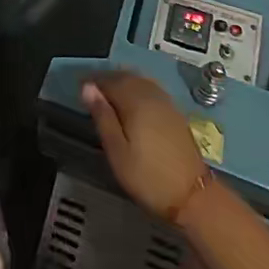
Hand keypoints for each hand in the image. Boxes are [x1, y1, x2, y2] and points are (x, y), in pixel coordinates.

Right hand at [81, 71, 207, 219]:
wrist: (189, 191)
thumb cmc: (146, 175)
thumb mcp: (117, 150)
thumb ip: (103, 116)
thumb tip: (88, 87)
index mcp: (136, 101)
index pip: (111, 81)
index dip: (94, 82)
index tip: (79, 87)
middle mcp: (152, 94)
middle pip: (127, 77)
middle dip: (108, 79)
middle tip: (91, 91)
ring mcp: (166, 101)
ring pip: (140, 81)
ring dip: (123, 82)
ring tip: (107, 95)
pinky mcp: (174, 110)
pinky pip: (151, 89)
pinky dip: (137, 88)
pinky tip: (131, 102)